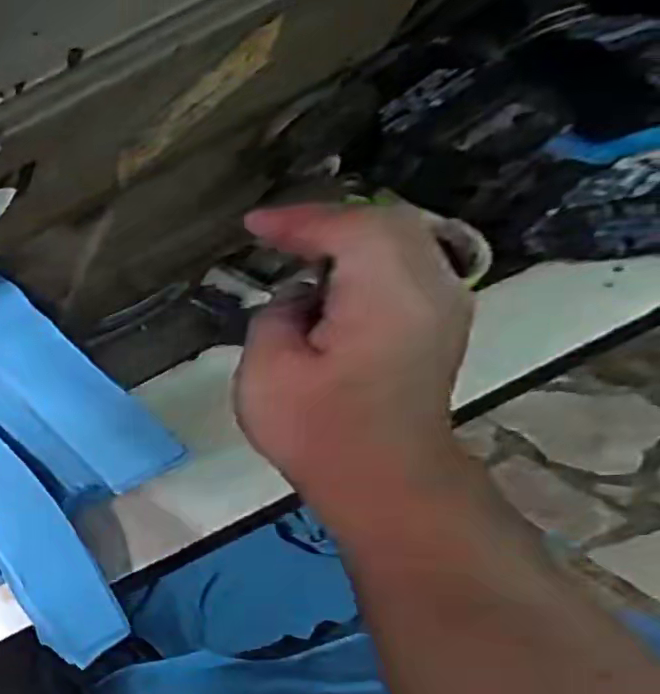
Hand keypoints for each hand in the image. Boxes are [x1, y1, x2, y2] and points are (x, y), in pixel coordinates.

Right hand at [235, 204, 475, 520]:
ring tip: (293, 253)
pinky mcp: (434, 325)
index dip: (300, 220)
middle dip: (325, 222)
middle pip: (386, 225)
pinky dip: (361, 262)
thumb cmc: (314, 426)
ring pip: (400, 243)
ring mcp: (441, 305)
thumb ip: (275, 318)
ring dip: (345, 241)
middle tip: (270, 233)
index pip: (352, 228)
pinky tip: (326, 281)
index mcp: (388, 294)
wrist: (379, 473)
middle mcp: (431, 287)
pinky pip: (402, 269)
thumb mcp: (266, 371)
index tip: (251, 225)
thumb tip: (294, 300)